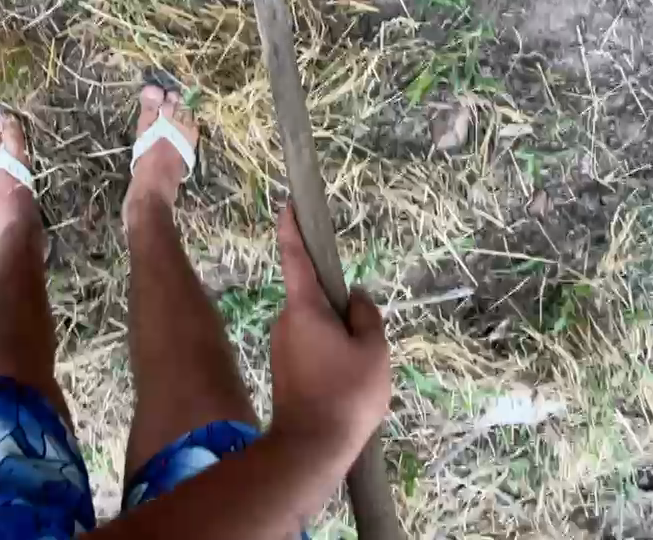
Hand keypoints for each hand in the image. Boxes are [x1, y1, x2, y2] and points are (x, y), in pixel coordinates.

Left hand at [268, 204, 390, 459]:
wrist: (311, 447)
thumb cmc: (346, 394)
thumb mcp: (372, 350)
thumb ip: (366, 316)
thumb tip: (355, 297)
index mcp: (304, 306)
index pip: (296, 256)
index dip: (292, 228)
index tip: (287, 204)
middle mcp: (285, 317)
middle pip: (314, 298)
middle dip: (338, 311)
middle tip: (362, 344)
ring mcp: (280, 342)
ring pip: (314, 327)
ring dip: (334, 339)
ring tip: (353, 374)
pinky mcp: (282, 365)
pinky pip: (309, 348)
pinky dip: (325, 357)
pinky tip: (341, 386)